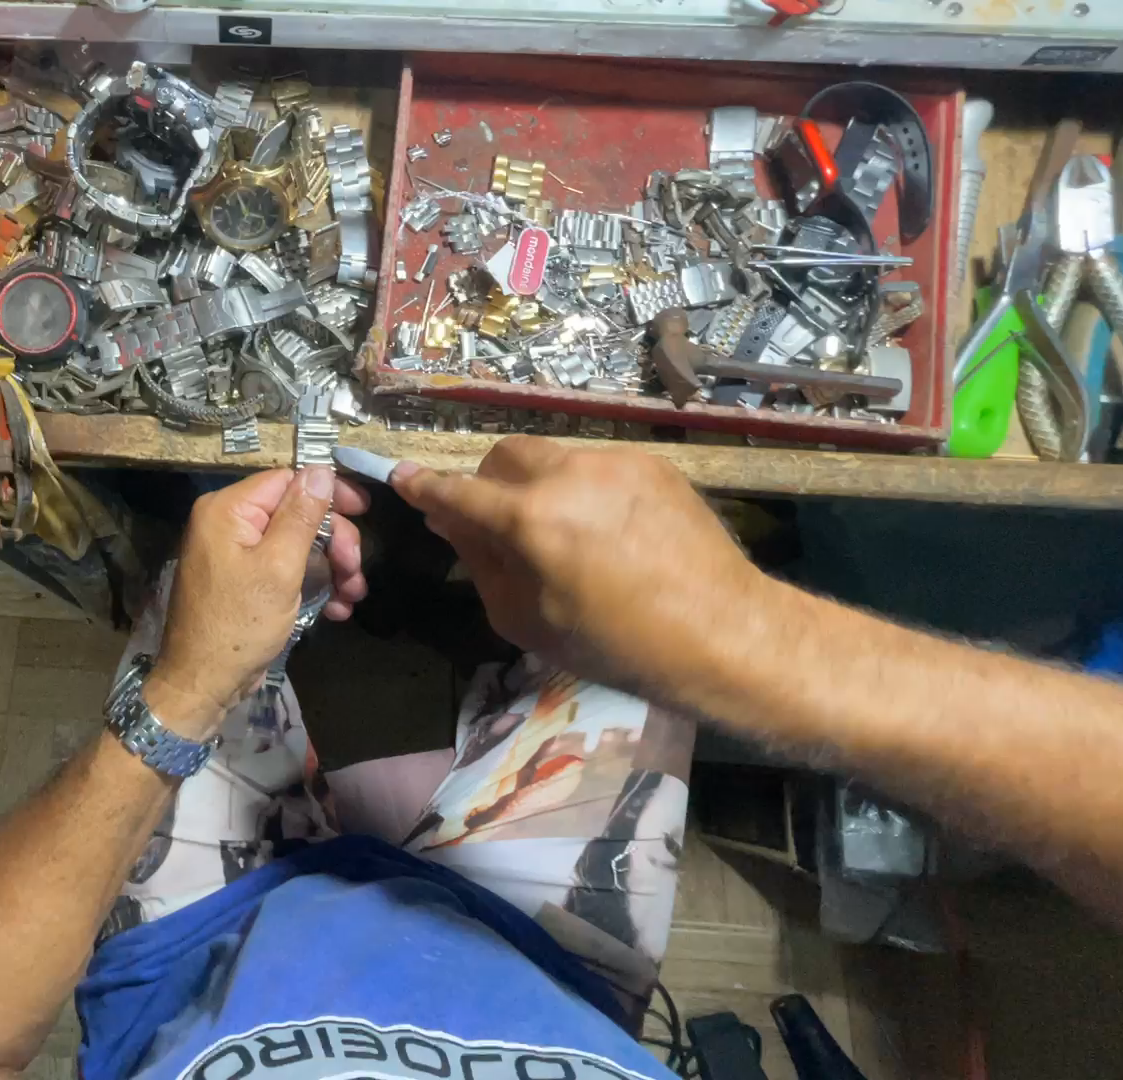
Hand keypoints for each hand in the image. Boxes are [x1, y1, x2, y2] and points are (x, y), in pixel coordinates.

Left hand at [147, 467, 368, 737]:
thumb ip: (301, 516)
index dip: (329, 493)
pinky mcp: (244, 580)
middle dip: (333, 541)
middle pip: (294, 512)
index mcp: (228, 509)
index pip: (287, 480)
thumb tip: (321, 469)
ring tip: (353, 595)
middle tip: (356, 570)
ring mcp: (234, 553)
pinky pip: (283, 568)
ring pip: (295, 543)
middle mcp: (227, 523)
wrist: (203, 682)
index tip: (364, 512)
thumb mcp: (278, 567)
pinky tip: (336, 607)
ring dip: (330, 567)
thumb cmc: (239, 624)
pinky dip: (311, 584)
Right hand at [391, 437, 762, 699]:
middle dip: (486, 483)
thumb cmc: (610, 642)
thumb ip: (479, 560)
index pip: (458, 491)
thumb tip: (450, 521)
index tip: (401, 477)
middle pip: (502, 455)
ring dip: (532, 485)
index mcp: (530, 519)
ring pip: (548, 456)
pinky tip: (602, 528)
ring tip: (557, 528)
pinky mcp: (650, 464)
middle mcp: (567, 475)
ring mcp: (614, 463)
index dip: (424, 486)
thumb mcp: (522, 617)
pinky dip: (576, 489)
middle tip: (495, 521)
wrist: (720, 632)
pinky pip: (591, 466)